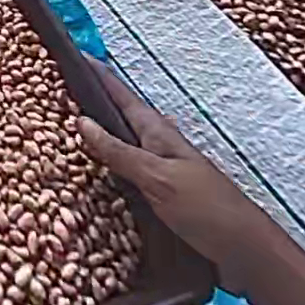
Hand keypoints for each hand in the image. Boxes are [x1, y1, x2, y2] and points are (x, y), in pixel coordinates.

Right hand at [76, 59, 304, 304]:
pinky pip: (122, 166)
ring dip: (94, 130)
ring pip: (118, 140)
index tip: (72, 52)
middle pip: (116, 112)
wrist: (247, 252)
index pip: (118, 92)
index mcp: (156, 130)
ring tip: (64, 123)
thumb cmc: (206, 209)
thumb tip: (81, 120)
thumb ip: (118, 151)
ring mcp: (157, 167)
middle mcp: (155, 143)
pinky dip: (104, 160)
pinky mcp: (158, 190)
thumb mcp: (157, 178)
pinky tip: (90, 169)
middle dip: (90, 98)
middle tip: (57, 88)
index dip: (96, 72)